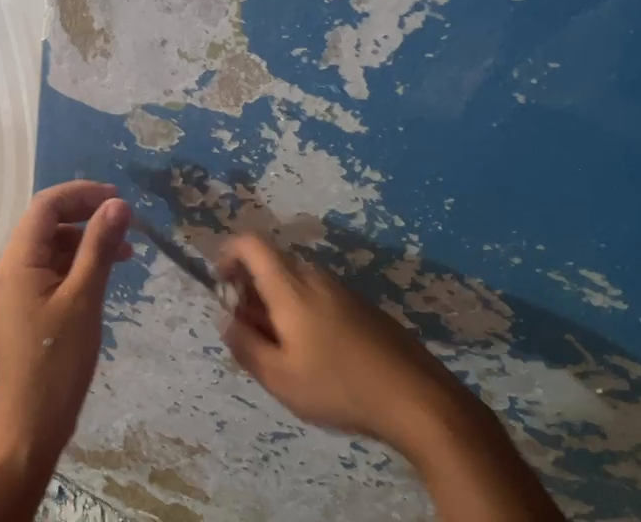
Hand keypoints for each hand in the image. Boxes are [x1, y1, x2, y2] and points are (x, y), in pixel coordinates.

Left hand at [0, 180, 132, 467]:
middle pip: (48, 221)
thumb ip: (99, 247)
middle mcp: (14, 265)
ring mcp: (20, 287)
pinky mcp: (31, 305)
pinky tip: (107, 272)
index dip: (82, 194)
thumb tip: (117, 204)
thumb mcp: (84, 298)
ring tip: (126, 250)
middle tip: (125, 221)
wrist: (32, 424)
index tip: (119, 199)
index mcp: (19, 259)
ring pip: (54, 245)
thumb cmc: (57, 361)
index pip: (47, 205)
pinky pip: (54, 268)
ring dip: (87, 239)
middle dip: (86, 214)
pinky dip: (80, 262)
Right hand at [218, 234, 442, 441]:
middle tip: (253, 336)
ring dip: (278, 306)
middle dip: (252, 292)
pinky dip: (304, 314)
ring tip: (286, 354)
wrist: (417, 398)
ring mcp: (343, 290)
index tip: (223, 288)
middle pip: (272, 265)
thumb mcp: (279, 377)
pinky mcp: (364, 307)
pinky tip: (320, 358)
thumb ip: (244, 345)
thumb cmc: (339, 386)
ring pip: (296, 284)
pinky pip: (320, 297)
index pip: (251, 243)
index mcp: (290, 286)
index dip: (228, 255)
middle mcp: (315, 277)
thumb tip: (226, 320)